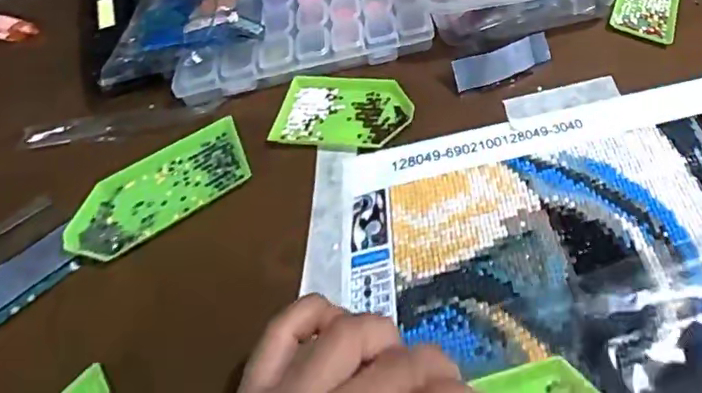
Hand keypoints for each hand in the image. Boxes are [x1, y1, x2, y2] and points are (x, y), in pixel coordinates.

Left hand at [240, 294, 468, 392]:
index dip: (451, 391)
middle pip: (390, 366)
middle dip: (430, 366)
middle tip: (447, 378)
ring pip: (345, 332)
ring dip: (379, 337)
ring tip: (395, 357)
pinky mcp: (250, 385)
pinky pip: (283, 329)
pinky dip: (314, 315)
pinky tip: (336, 325)